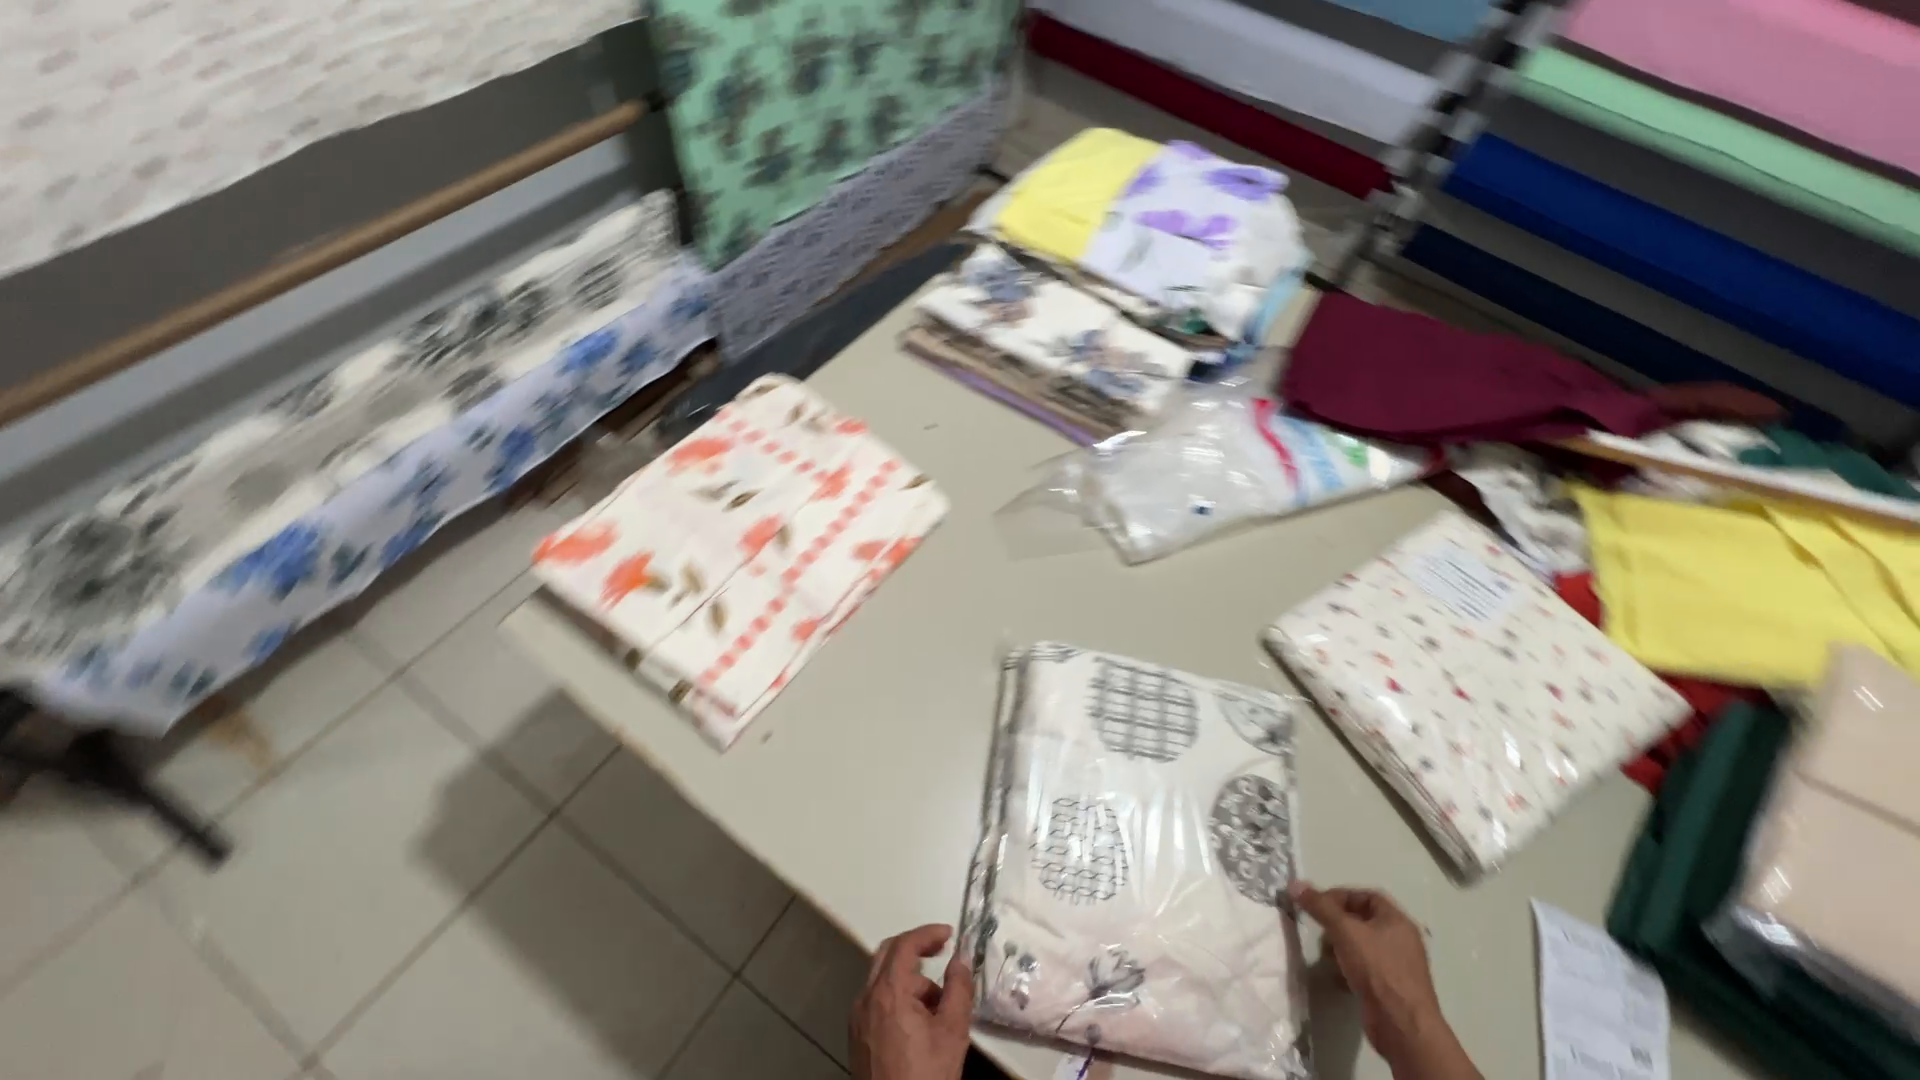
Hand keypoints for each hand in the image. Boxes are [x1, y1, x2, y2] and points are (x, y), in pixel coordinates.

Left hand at [850, 924, 974, 1079]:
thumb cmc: (926, 1074)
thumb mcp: (952, 1032)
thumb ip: (959, 989)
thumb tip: (961, 959)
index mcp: (888, 992)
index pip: (905, 945)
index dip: (928, 933)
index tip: (950, 935)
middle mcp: (866, 998)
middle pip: (887, 953)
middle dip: (916, 948)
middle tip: (942, 953)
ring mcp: (857, 1017)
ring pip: (881, 977)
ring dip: (909, 977)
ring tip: (938, 1004)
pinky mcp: (856, 1034)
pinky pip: (876, 999)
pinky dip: (897, 995)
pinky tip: (918, 1019)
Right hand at [1290, 883, 1480, 1079]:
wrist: (1401, 1025)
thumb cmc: (1377, 969)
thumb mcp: (1345, 931)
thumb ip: (1320, 906)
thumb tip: (1295, 884)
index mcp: (1397, 921)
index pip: (1366, 896)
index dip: (1340, 896)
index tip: (1318, 905)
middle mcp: (1400, 940)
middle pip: (1362, 921)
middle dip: (1337, 925)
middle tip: (1321, 933)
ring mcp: (1396, 966)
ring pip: (1360, 946)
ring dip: (1339, 948)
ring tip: (1326, 958)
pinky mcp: (1388, 988)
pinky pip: (1363, 969)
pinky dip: (1347, 969)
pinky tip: (1336, 977)